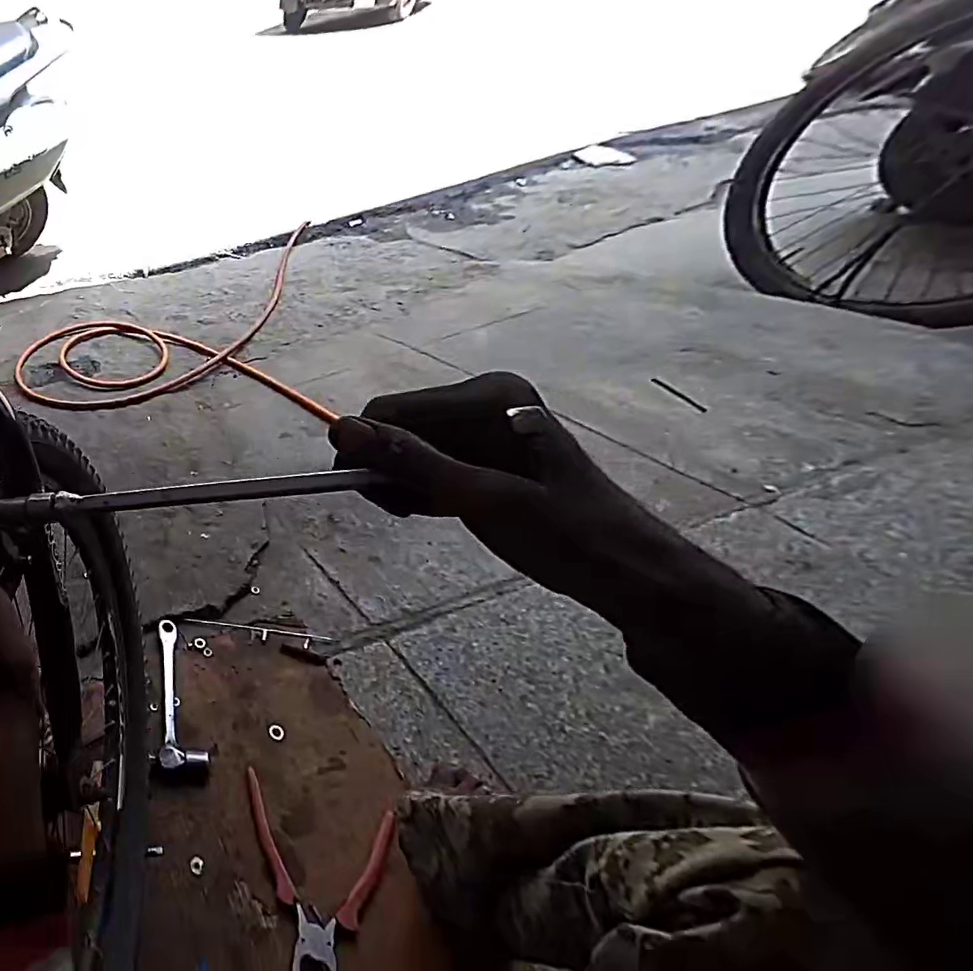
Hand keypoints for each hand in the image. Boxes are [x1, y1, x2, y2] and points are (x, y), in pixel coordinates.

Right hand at [329, 373, 763, 624]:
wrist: (632, 576)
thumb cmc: (565, 534)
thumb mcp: (480, 498)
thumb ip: (410, 461)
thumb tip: (340, 431)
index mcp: (489, 395)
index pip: (392, 410)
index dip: (369, 450)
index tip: (370, 494)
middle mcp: (483, 401)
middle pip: (399, 427)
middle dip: (388, 468)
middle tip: (400, 508)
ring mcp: (484, 428)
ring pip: (408, 448)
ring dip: (401, 482)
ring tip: (419, 512)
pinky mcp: (483, 455)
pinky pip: (428, 463)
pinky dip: (419, 487)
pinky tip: (429, 509)